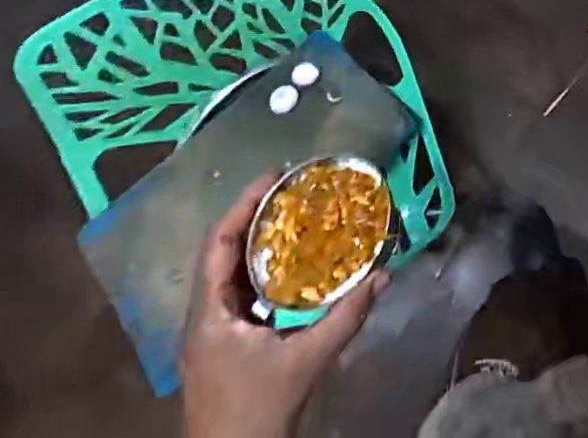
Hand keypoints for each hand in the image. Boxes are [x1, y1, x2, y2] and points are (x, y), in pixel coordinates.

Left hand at [181, 173, 387, 437]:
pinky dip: (260, 267)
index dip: (241, 206)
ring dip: (255, 240)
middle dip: (252, 215)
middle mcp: (202, 316)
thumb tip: (384, 274)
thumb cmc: (259, 412)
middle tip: (289, 187)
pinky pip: (237, 291)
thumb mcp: (308, 361)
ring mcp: (209, 332)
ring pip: (228, 271)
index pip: (218, 245)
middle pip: (221, 252)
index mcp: (210, 315)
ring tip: (291, 212)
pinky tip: (288, 261)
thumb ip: (346, 316)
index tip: (273, 175)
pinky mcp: (222, 344)